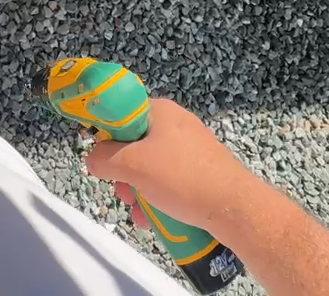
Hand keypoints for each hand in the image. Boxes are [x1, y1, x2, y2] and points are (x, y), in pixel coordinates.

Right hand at [85, 98, 255, 232]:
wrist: (237, 210)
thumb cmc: (181, 178)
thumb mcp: (132, 166)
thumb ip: (103, 158)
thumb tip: (91, 158)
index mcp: (159, 110)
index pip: (121, 113)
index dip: (106, 135)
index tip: (102, 159)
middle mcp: (176, 123)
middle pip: (136, 143)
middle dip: (124, 172)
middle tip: (123, 193)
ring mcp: (192, 147)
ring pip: (153, 165)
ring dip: (140, 189)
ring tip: (140, 214)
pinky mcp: (204, 170)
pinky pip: (172, 179)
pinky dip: (160, 196)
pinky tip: (156, 219)